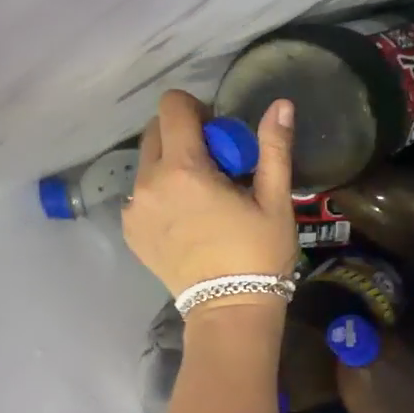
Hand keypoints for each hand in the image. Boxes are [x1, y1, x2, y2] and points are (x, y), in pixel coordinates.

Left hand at [123, 90, 299, 306]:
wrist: (230, 308)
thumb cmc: (259, 254)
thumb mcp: (275, 202)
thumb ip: (274, 149)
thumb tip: (281, 104)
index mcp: (184, 168)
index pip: (173, 107)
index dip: (198, 111)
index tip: (221, 136)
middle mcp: (148, 181)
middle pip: (156, 132)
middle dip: (185, 138)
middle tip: (217, 169)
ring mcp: (135, 208)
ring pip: (148, 164)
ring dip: (172, 168)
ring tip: (203, 200)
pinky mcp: (131, 230)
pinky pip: (143, 195)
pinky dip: (163, 196)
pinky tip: (189, 222)